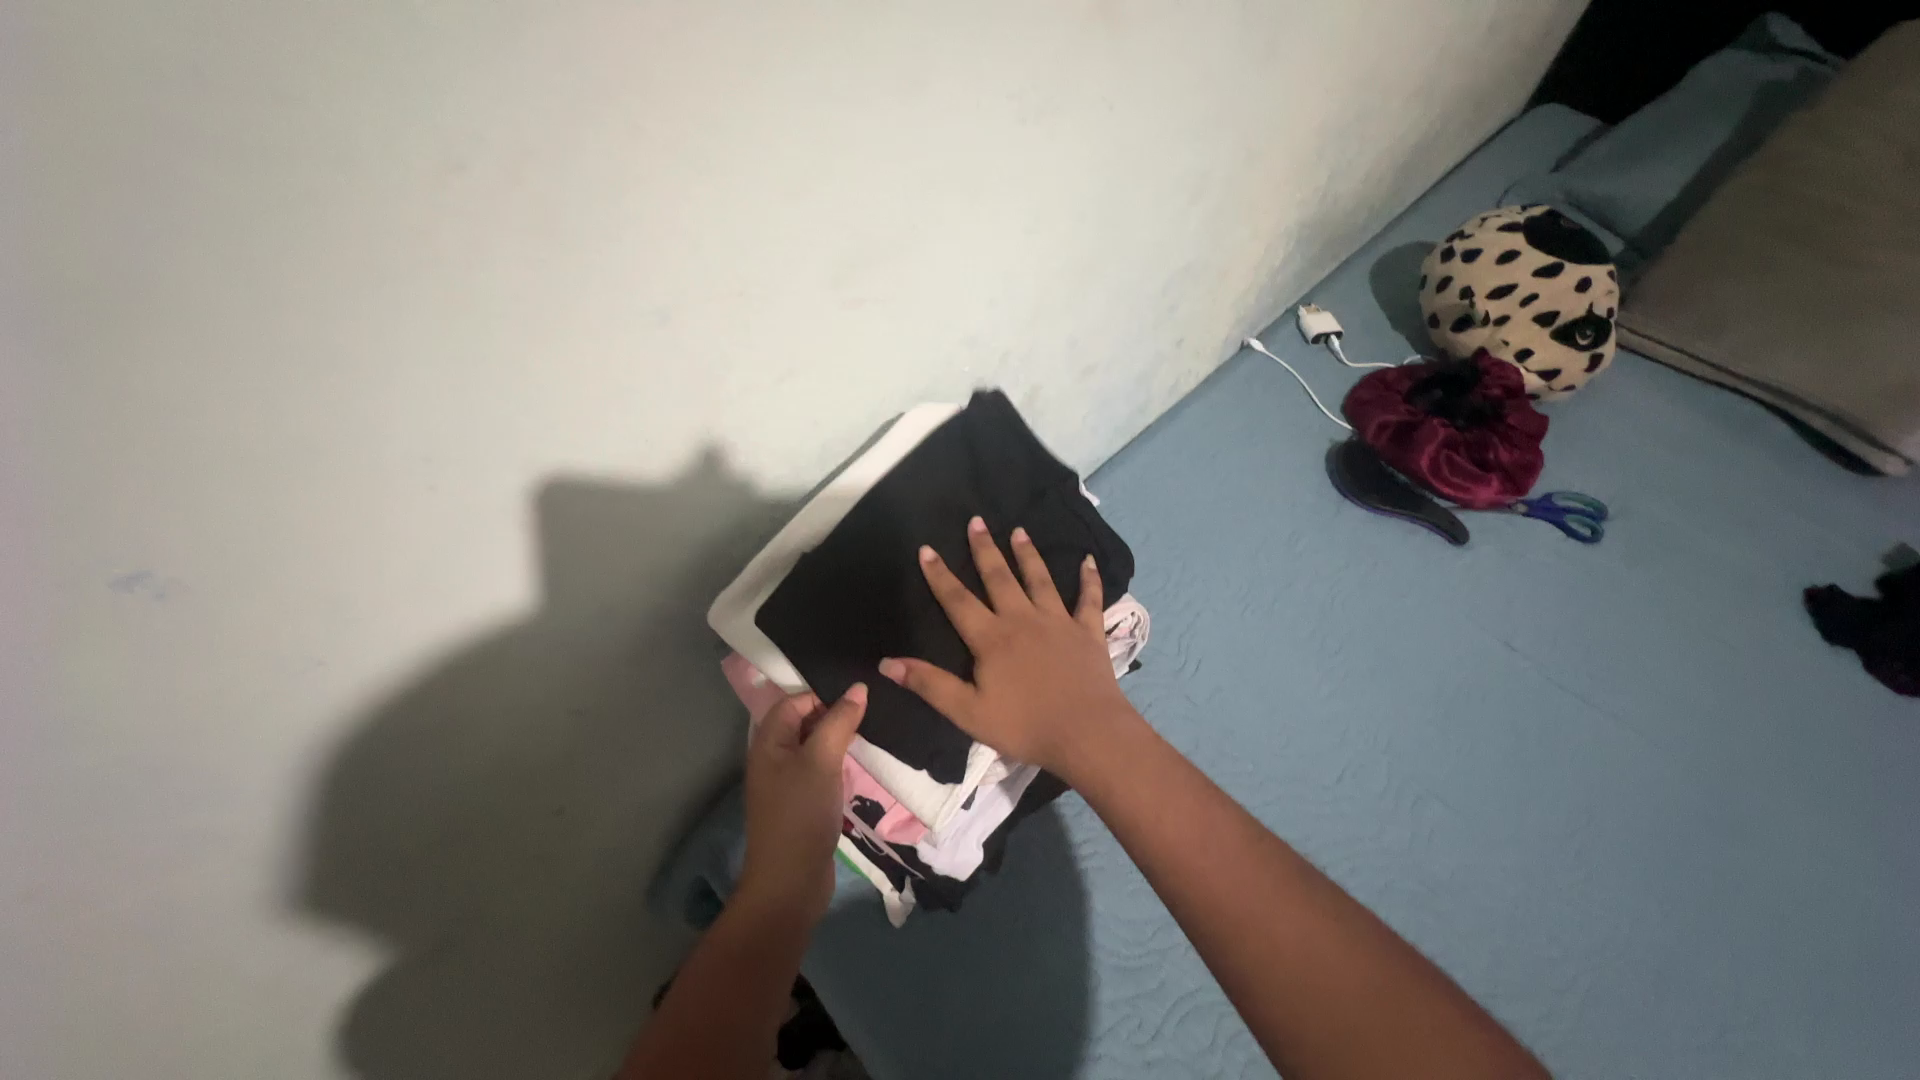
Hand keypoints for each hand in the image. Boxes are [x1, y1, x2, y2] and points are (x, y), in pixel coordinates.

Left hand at [737, 686, 865, 923]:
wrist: (791, 882)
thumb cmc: (802, 813)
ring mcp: (787, 783)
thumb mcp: (822, 760)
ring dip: (840, 741)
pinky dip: (839, 765)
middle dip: (834, 715)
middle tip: (872, 713)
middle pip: (803, 723)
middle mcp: (773, 759)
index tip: (859, 699)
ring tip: (873, 734)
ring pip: (815, 748)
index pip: (794, 701)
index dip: (823, 695)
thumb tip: (858, 688)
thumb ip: (839, 721)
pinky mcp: (802, 804)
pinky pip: (820, 772)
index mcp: (768, 743)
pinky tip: (861, 765)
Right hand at [877, 516, 1138, 779]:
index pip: (958, 600)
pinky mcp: (1088, 633)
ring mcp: (1059, 623)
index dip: (940, 575)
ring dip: (1028, 554)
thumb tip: (886, 663)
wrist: (1087, 733)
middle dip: (985, 549)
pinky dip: (1089, 579)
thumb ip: (929, 684)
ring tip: (1019, 531)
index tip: (927, 548)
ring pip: (1040, 580)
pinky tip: (1089, 561)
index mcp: (991, 639)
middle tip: (976, 521)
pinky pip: (1089, 600)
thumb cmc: (1024, 726)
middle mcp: (1023, 620)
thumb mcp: (967, 712)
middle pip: (999, 578)